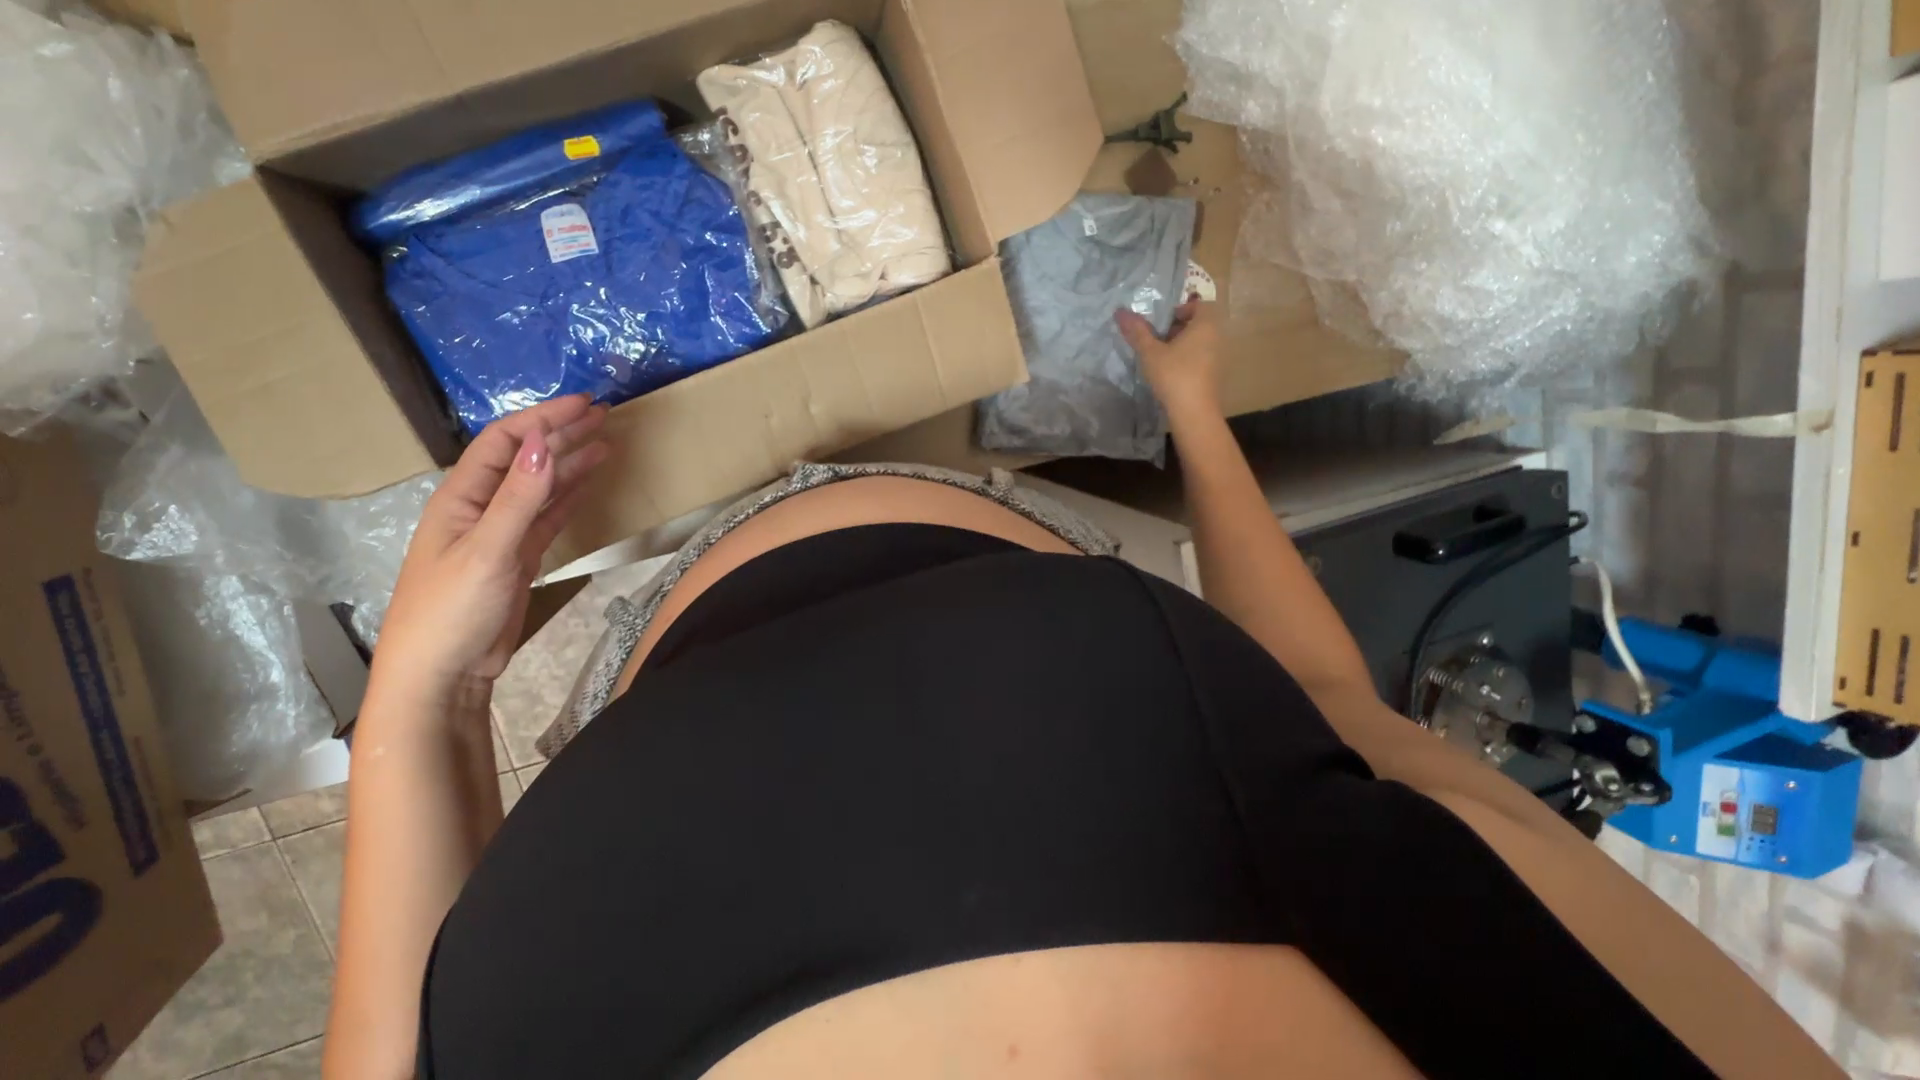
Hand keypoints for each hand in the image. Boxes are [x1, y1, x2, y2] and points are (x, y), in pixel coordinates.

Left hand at [374, 395, 611, 698]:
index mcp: (461, 498)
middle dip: (561, 433)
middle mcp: (480, 508)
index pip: (504, 443)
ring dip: (570, 462)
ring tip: (606, 442)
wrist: (441, 674)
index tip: (583, 405)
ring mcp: (499, 534)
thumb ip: (518, 499)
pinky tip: (588, 482)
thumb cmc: (451, 611)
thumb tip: (543, 443)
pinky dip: (568, 496)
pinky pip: (547, 516)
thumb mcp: (487, 551)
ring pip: (540, 486)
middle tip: (604, 414)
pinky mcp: (516, 558)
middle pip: (525, 459)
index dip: (542, 419)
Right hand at [1117, 300, 1222, 420]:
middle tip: (1156, 338)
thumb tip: (1119, 311)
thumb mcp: (1150, 352)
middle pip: (1199, 323)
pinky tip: (1171, 373)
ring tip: (1160, 356)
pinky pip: (1201, 357)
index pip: (1199, 304)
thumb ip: (1137, 331)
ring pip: (1199, 342)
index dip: (1180, 309)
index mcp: (1205, 325)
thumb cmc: (1174, 375)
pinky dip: (1187, 359)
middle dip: (1177, 327)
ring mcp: (1218, 357)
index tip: (1162, 322)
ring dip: (1181, 345)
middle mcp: (1217, 337)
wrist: (1194, 413)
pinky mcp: (1215, 375)